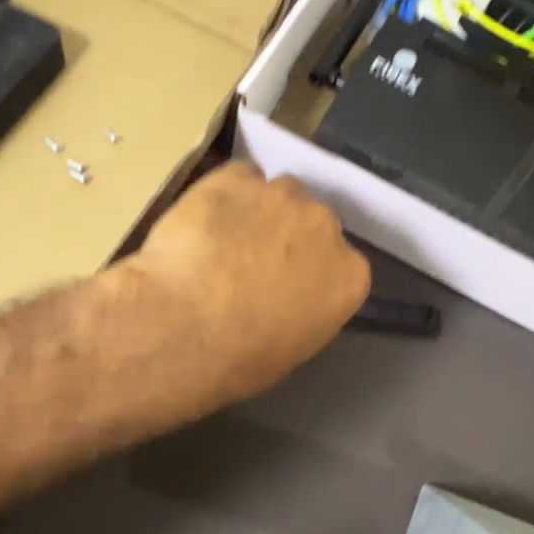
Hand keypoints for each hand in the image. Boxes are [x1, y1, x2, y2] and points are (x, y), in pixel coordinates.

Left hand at [130, 161, 370, 400]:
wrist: (183, 326)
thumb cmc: (240, 357)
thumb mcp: (293, 348)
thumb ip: (306, 310)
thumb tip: (288, 300)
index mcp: (350, 276)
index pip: (341, 266)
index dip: (312, 275)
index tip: (288, 288)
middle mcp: (326, 227)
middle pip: (314, 222)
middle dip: (290, 238)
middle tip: (253, 266)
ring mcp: (282, 195)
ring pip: (279, 193)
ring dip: (259, 211)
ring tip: (224, 241)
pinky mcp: (236, 178)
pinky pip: (238, 177)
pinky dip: (225, 194)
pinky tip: (202, 221)